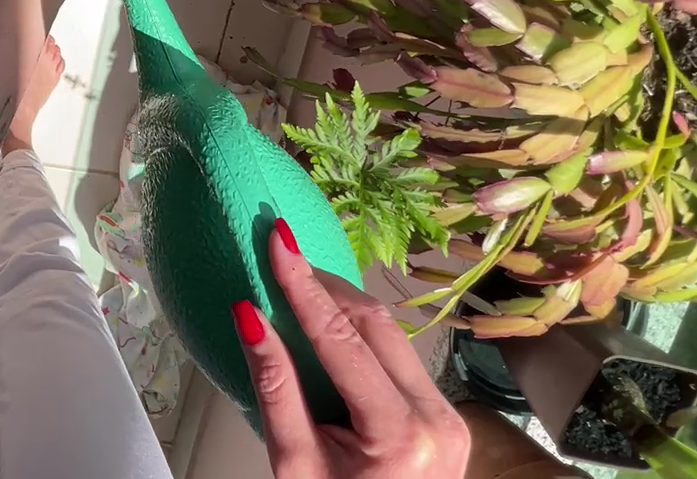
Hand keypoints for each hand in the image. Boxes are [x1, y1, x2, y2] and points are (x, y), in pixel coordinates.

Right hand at [233, 221, 469, 478]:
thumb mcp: (293, 462)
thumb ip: (274, 386)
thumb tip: (248, 314)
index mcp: (401, 435)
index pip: (341, 337)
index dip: (303, 284)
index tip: (277, 239)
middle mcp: (437, 417)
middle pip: (372, 322)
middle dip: (321, 285)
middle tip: (280, 257)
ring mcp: (447, 414)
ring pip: (388, 329)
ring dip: (339, 301)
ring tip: (296, 283)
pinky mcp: (443, 411)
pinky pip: (395, 350)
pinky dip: (356, 327)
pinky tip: (325, 320)